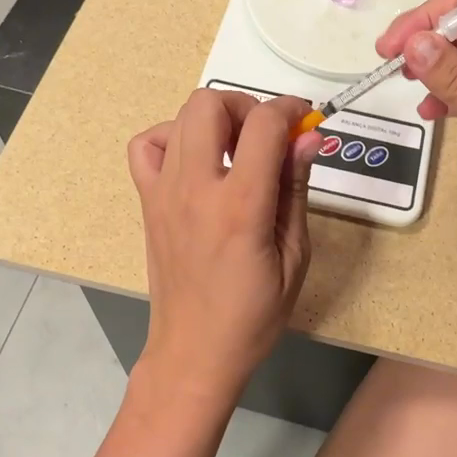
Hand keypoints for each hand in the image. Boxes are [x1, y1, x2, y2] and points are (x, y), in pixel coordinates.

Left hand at [126, 90, 320, 402]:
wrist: (193, 353)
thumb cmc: (253, 314)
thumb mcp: (294, 255)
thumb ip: (296, 187)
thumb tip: (309, 136)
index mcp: (240, 206)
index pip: (262, 124)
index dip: (289, 109)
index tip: (305, 120)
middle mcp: (195, 188)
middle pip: (210, 103)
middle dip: (246, 105)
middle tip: (267, 136)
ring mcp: (164, 191)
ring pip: (181, 116)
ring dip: (216, 119)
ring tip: (236, 150)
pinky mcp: (147, 200)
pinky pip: (147, 145)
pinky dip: (172, 136)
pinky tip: (197, 160)